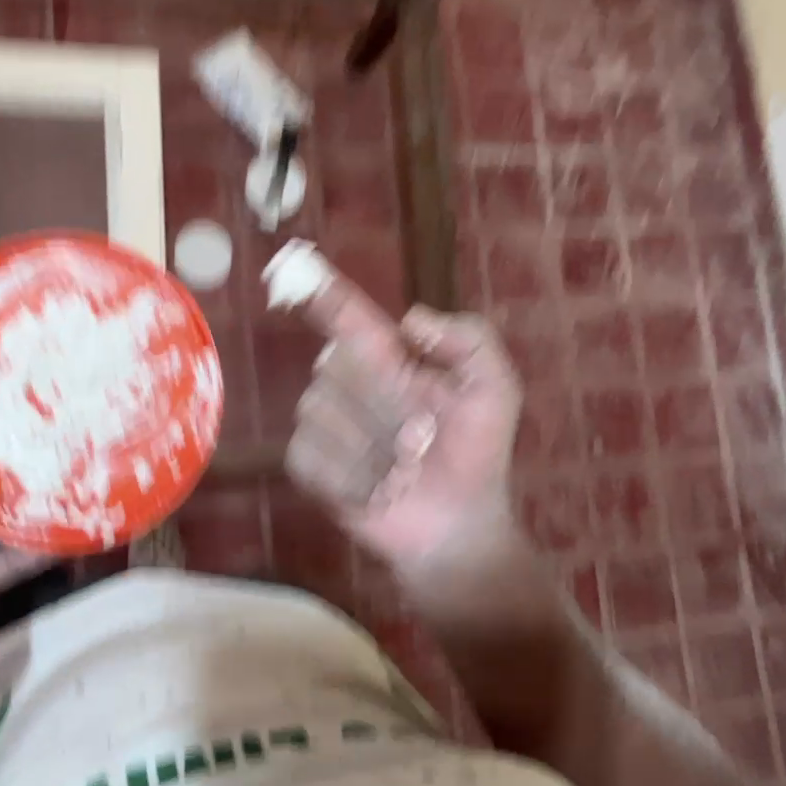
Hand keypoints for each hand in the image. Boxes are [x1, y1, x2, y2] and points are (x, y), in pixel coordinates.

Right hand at [281, 274, 522, 576]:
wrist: (458, 523)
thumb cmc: (475, 453)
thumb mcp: (494, 390)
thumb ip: (470, 340)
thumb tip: (411, 320)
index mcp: (385, 357)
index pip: (346, 314)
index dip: (322, 290)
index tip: (292, 262)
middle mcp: (345, 381)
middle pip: (336, 366)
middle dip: (385, 407)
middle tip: (422, 441)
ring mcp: (321, 424)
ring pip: (323, 413)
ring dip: (373, 449)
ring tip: (404, 472)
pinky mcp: (308, 465)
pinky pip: (311, 455)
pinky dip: (351, 478)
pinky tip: (378, 492)